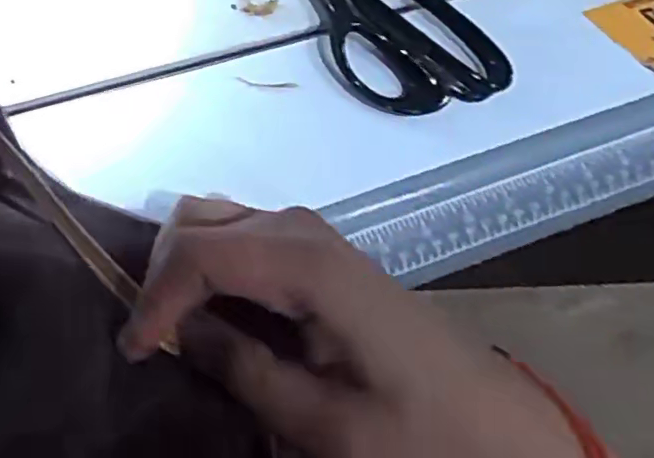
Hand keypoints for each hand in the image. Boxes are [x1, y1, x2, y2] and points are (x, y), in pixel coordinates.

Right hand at [119, 199, 582, 457]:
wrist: (517, 436)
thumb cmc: (430, 436)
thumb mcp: (332, 426)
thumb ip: (242, 368)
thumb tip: (178, 330)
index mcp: (303, 261)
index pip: (196, 254)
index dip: (154, 296)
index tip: (136, 347)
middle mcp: (294, 227)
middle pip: (192, 221)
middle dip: (160, 271)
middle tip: (153, 331)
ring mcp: (304, 231)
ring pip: (207, 218)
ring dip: (179, 261)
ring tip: (174, 316)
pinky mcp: (311, 247)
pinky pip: (233, 232)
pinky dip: (205, 259)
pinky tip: (209, 302)